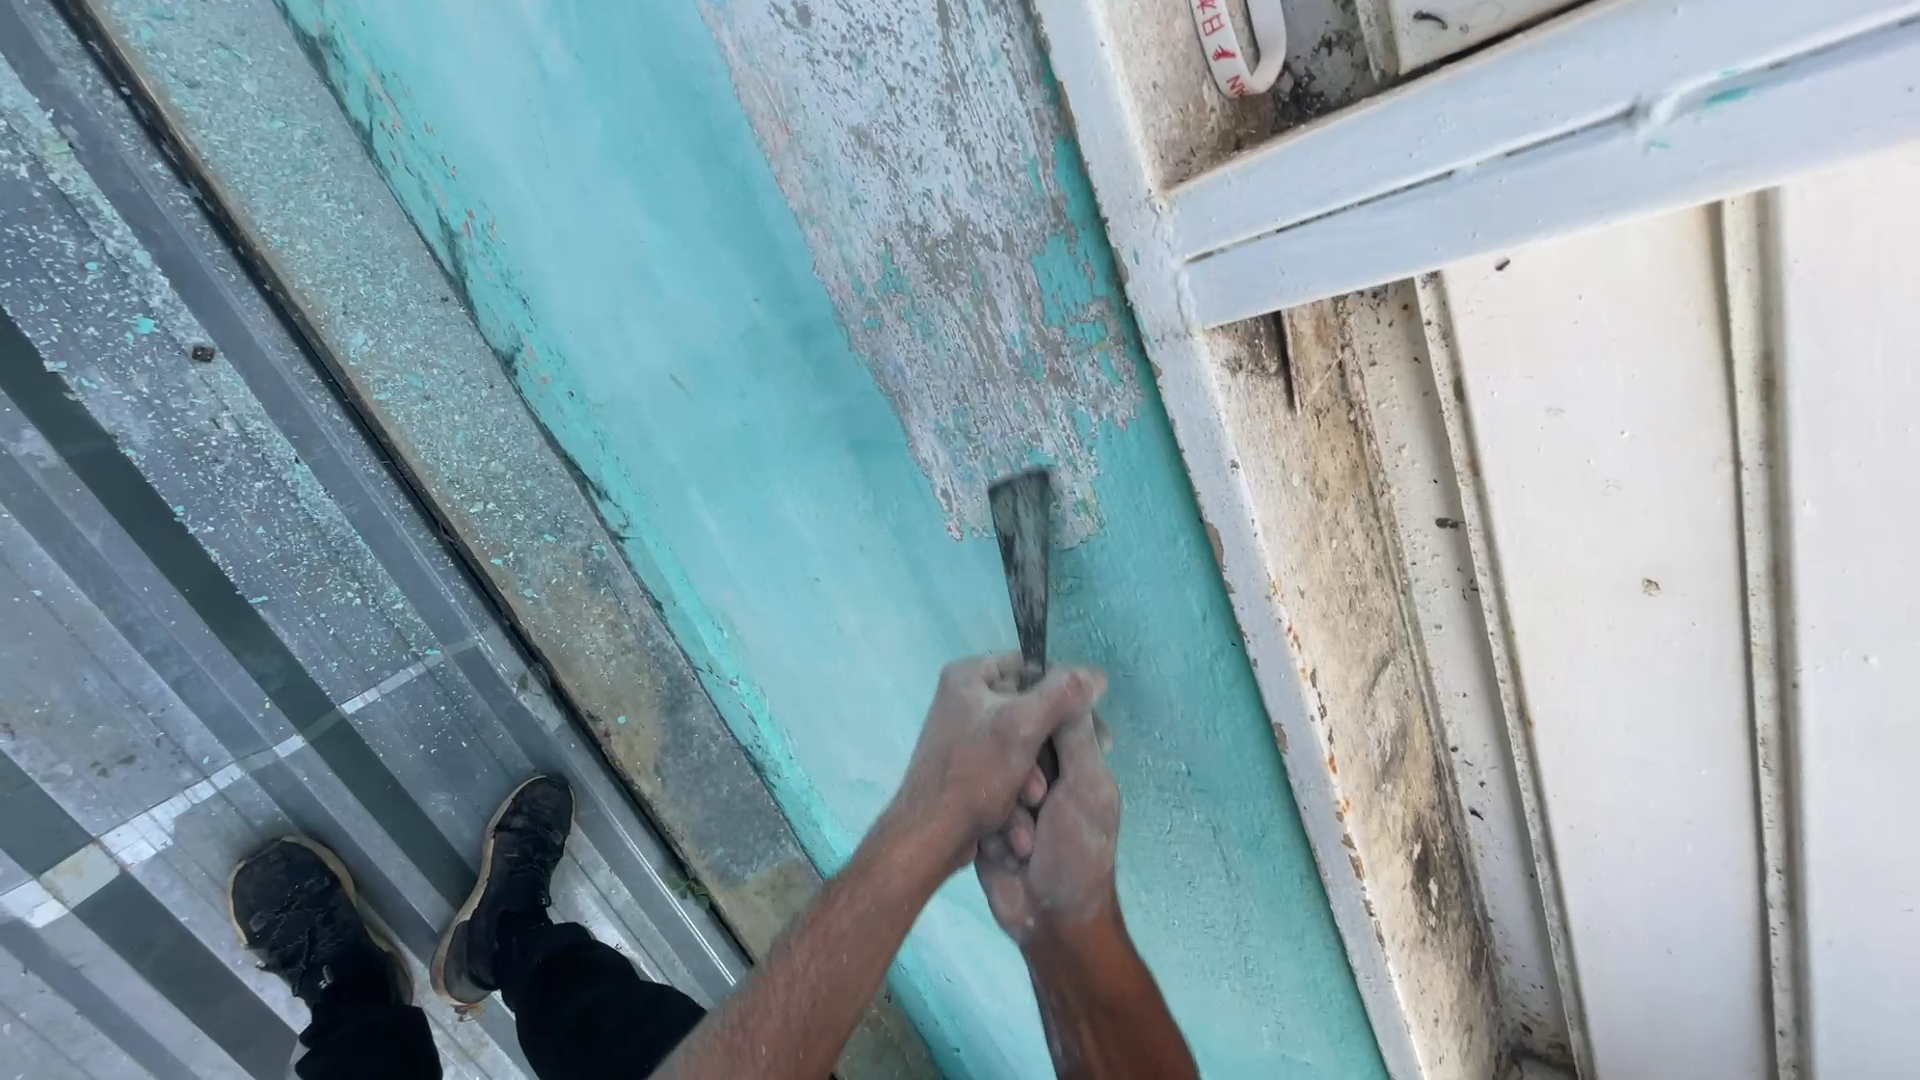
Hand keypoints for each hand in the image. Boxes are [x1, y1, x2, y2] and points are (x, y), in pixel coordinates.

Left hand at [884, 654, 1106, 875]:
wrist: (930, 836)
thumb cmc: (974, 775)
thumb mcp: (1023, 727)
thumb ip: (1062, 695)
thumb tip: (1096, 674)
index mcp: (967, 676)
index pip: (1028, 667)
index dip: (1061, 690)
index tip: (1088, 719)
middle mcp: (962, 698)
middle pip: (1027, 706)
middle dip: (1052, 740)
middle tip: (1082, 761)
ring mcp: (963, 732)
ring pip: (1020, 740)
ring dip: (1037, 769)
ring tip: (1039, 796)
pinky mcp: (966, 764)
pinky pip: (1005, 763)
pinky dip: (1019, 782)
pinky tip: (1027, 807)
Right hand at [976, 709, 1120, 946]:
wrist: (1049, 922)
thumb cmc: (1079, 853)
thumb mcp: (1087, 788)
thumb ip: (1076, 735)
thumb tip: (1083, 679)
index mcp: (1074, 755)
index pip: (1051, 711)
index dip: (1037, 714)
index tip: (1023, 722)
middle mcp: (1043, 768)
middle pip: (1015, 739)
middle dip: (1019, 773)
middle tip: (1034, 801)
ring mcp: (1012, 794)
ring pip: (992, 771)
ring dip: (1006, 808)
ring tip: (1024, 840)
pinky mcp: (988, 818)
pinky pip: (978, 803)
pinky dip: (991, 828)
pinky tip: (1005, 852)